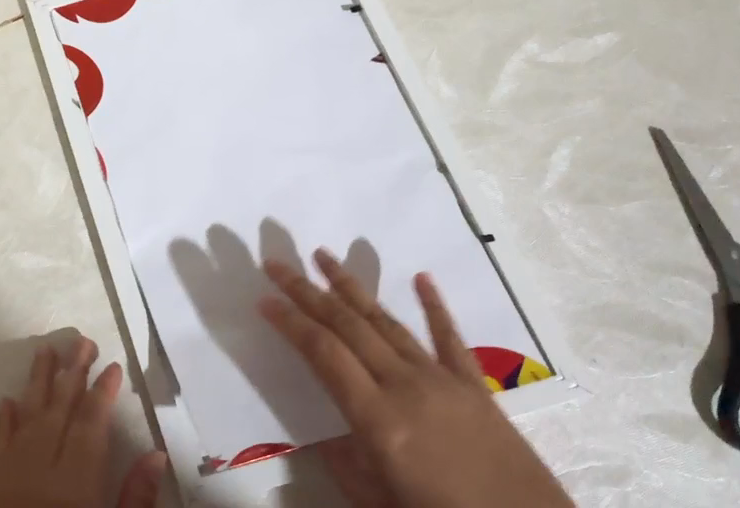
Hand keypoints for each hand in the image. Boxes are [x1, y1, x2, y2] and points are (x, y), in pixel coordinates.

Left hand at [0, 337, 167, 507]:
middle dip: (71, 372)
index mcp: (76, 480)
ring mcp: (14, 474)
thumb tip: (157, 456)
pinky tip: (7, 399)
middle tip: (81, 339)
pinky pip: (0, 445)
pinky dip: (5, 420)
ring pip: (27, 416)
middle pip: (58, 410)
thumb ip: (135, 497)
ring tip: (44, 350)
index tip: (113, 365)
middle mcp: (42, 468)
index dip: (102, 392)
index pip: (90, 424)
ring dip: (37, 381)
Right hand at [257, 250, 572, 507]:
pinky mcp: (476, 389)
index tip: (263, 299)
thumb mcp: (382, 507)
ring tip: (324, 256)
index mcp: (380, 420)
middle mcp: (406, 387)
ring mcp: (443, 382)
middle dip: (308, 291)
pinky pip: (450, 339)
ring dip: (352, 287)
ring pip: (388, 322)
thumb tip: (325, 436)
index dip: (290, 323)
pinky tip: (421, 277)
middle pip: (348, 326)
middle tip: (277, 264)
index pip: (323, 354)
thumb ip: (349, 469)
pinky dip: (434, 306)